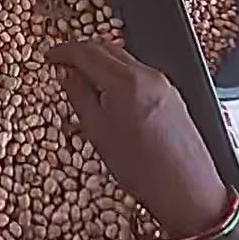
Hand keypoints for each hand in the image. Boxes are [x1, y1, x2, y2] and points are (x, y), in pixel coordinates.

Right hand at [46, 41, 231, 238]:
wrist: (190, 192)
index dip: (63, 51)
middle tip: (61, 62)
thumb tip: (67, 75)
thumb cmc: (141, 168)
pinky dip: (116, 71)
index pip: (86, 52)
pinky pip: (137, 71)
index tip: (49, 56)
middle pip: (105, 47)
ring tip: (81, 77)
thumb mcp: (97, 132)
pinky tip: (107, 89)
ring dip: (98, 60)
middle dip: (80, 51)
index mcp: (124, 82)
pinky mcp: (171, 94)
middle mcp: (146, 75)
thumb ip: (79, 96)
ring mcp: (162, 83)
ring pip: (122, 57)